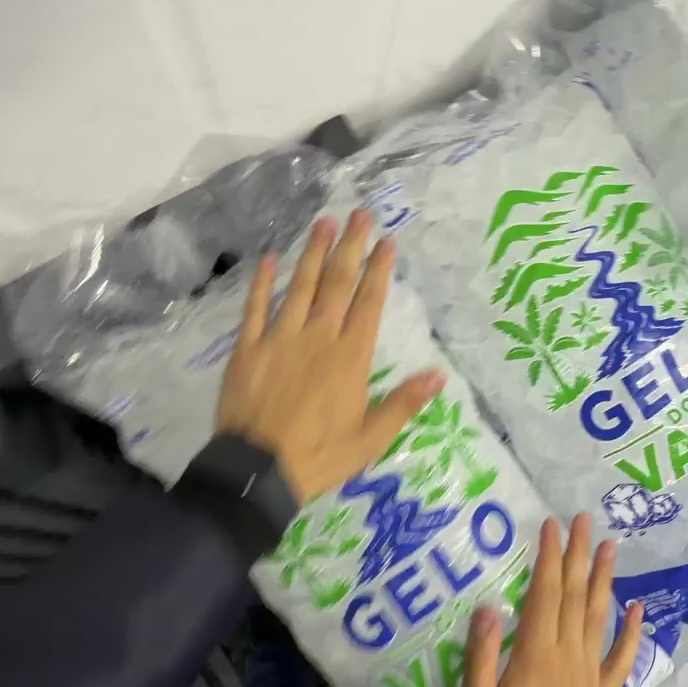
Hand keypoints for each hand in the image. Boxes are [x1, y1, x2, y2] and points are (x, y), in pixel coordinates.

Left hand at [216, 209, 445, 502]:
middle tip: (359, 214)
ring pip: (299, 286)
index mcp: (350, 356)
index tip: (387, 241)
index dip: (379, 269)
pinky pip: (255, 307)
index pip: (369, 302)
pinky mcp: (248, 348)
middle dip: (350, 246)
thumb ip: (404, 403)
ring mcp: (280, 338)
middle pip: (337, 282)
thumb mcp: (372, 439)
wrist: (257, 471)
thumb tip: (439, 374)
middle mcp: (318, 337)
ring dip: (312, 252)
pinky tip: (268, 259)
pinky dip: (262, 282)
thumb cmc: (321, 456)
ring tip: (323, 222)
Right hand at [460, 514, 645, 686]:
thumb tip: (490, 605)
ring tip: (611, 547)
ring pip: (599, 618)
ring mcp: (589, 675)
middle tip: (585, 519)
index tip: (553, 526)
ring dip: (605, 580)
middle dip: (579, 554)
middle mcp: (567, 656)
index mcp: (535, 655)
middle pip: (575, 595)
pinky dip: (632, 633)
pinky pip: (621, 660)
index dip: (549, 557)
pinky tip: (639, 610)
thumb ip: (480, 656)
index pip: (545, 593)